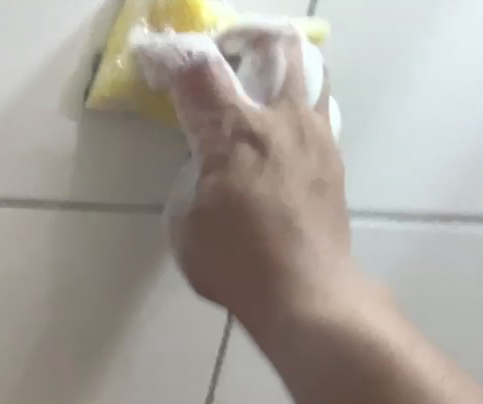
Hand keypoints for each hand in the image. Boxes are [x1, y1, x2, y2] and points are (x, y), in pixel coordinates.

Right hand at [155, 29, 368, 337]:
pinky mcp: (331, 155)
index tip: (151, 51)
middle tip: (221, 51)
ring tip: (256, 81)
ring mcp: (314, 134)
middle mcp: (281, 120)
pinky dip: (294, 101)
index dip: (170, 55)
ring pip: (309, 68)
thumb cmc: (232, 262)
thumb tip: (208, 161)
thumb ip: (194, 177)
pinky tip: (277, 128)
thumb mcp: (185, 220)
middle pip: (274, 44)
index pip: (199, 74)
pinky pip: (317, 107)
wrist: (302, 288)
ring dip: (280, 62)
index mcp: (234, 135)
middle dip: (243, 36)